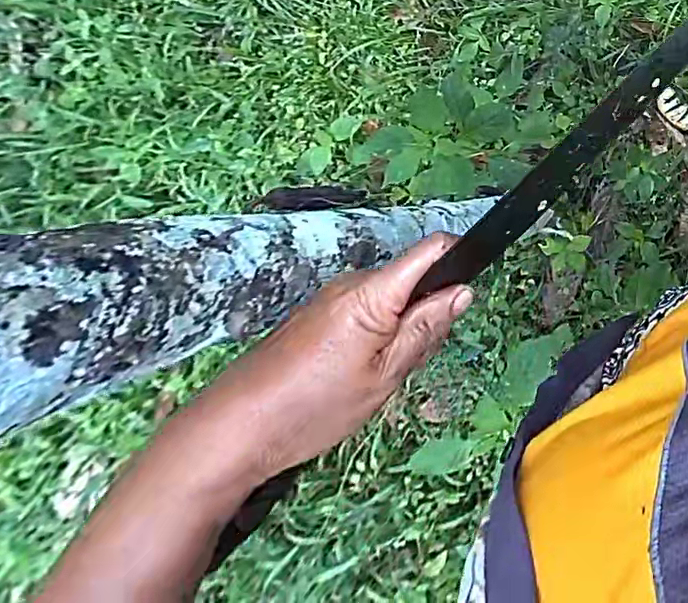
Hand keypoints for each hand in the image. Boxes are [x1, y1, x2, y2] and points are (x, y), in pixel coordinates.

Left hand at [166, 232, 474, 486]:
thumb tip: (463, 291)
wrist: (221, 438)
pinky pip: (366, 309)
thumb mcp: (384, 375)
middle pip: (414, 278)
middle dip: (429, 309)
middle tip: (414, 358)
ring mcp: (330, 299)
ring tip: (381, 374)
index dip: (461, 258)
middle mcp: (352, 284)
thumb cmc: (308, 409)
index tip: (467, 292)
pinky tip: (358, 373)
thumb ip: (427, 328)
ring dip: (402, 325)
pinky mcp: (315, 316)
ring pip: (391, 297)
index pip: (433, 247)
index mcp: (373, 292)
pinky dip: (378, 332)